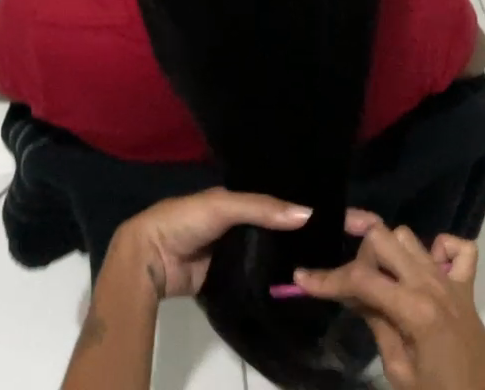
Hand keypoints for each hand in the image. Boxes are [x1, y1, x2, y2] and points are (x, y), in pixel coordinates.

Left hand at [106, 191, 381, 299]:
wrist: (150, 260)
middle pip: (269, 230)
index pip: (269, 201)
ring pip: (264, 256)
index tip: (329, 212)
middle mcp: (233, 226)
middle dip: (293, 236)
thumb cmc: (183, 221)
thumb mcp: (222, 206)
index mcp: (230, 201)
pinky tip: (298, 284)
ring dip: (285, 260)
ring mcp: (231, 255)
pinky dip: (271, 280)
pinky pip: (255, 279)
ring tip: (325, 264)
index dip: (293, 205)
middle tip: (334, 243)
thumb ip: (260, 208)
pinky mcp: (228, 281)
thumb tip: (308, 213)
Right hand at [293, 227, 484, 389]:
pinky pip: (457, 248)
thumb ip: (376, 324)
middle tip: (350, 283)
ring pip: (409, 237)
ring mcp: (452, 282)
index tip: (301, 279)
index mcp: (414, 308)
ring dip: (389, 252)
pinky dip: (438, 250)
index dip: (327, 279)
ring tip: (380, 279)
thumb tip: (354, 296)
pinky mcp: (467, 288)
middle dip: (359, 256)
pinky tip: (424, 270)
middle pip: (382, 239)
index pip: (360, 278)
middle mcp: (432, 284)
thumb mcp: (400, 371)